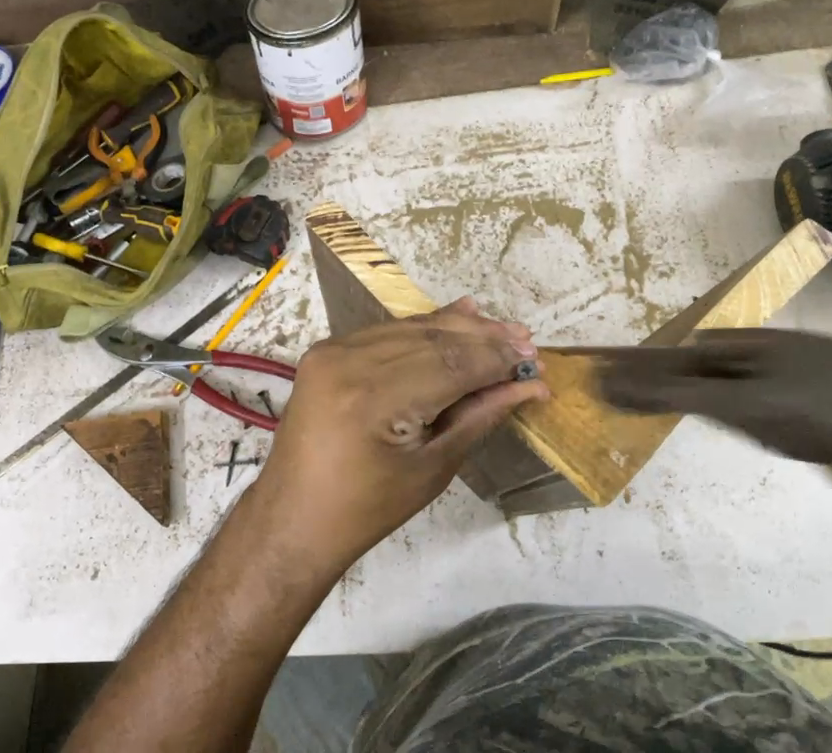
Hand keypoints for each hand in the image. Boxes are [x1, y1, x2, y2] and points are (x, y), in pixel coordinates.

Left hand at [247, 298, 548, 576]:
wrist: (295, 515)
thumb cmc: (367, 508)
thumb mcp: (432, 468)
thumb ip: (479, 416)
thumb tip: (529, 385)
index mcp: (373, 396)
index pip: (452, 364)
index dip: (497, 360)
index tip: (537, 362)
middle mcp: (348, 361)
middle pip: (432, 339)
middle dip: (483, 340)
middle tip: (527, 341)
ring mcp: (331, 351)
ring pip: (409, 329)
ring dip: (457, 328)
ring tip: (502, 329)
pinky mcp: (325, 351)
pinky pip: (384, 332)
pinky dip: (421, 328)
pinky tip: (455, 317)